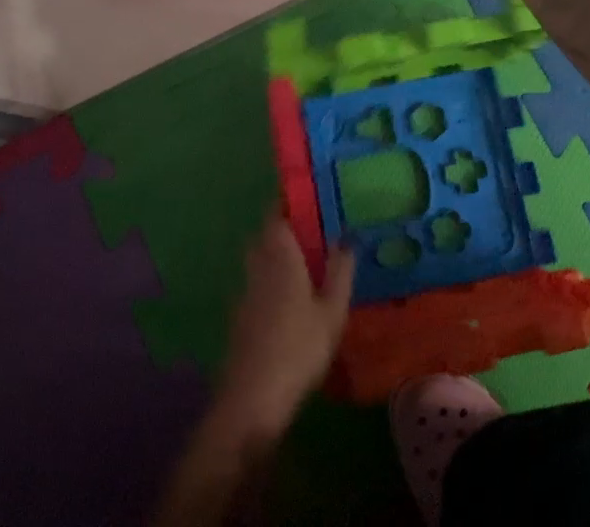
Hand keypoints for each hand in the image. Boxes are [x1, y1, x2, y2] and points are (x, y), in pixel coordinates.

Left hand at [216, 210, 356, 428]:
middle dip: (285, 225)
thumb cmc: (300, 347)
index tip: (308, 194)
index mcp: (280, 256)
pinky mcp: (242, 314)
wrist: (254, 395)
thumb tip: (348, 236)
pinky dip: (273, 275)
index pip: (277, 216)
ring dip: (278, 251)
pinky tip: (292, 293)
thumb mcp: (332, 310)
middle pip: (265, 234)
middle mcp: (258, 266)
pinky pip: (258, 280)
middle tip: (315, 226)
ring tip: (308, 257)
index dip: (288, 202)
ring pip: (259, 258)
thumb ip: (340, 270)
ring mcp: (246, 291)